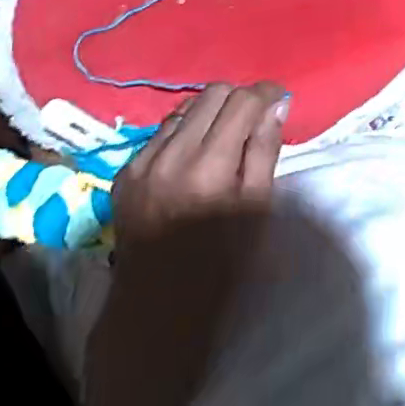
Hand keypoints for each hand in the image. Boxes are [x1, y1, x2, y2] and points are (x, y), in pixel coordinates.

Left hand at [77, 82, 288, 405]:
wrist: (156, 312)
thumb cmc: (221, 268)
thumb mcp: (257, 212)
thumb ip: (265, 151)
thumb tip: (276, 104)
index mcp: (210, 168)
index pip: (242, 101)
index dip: (266, 94)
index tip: (279, 100)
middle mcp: (171, 155)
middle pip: (212, 93)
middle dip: (239, 99)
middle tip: (253, 121)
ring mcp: (142, 162)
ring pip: (185, 108)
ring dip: (210, 114)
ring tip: (223, 140)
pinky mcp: (125, 172)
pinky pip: (161, 132)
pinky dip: (184, 134)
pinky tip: (192, 159)